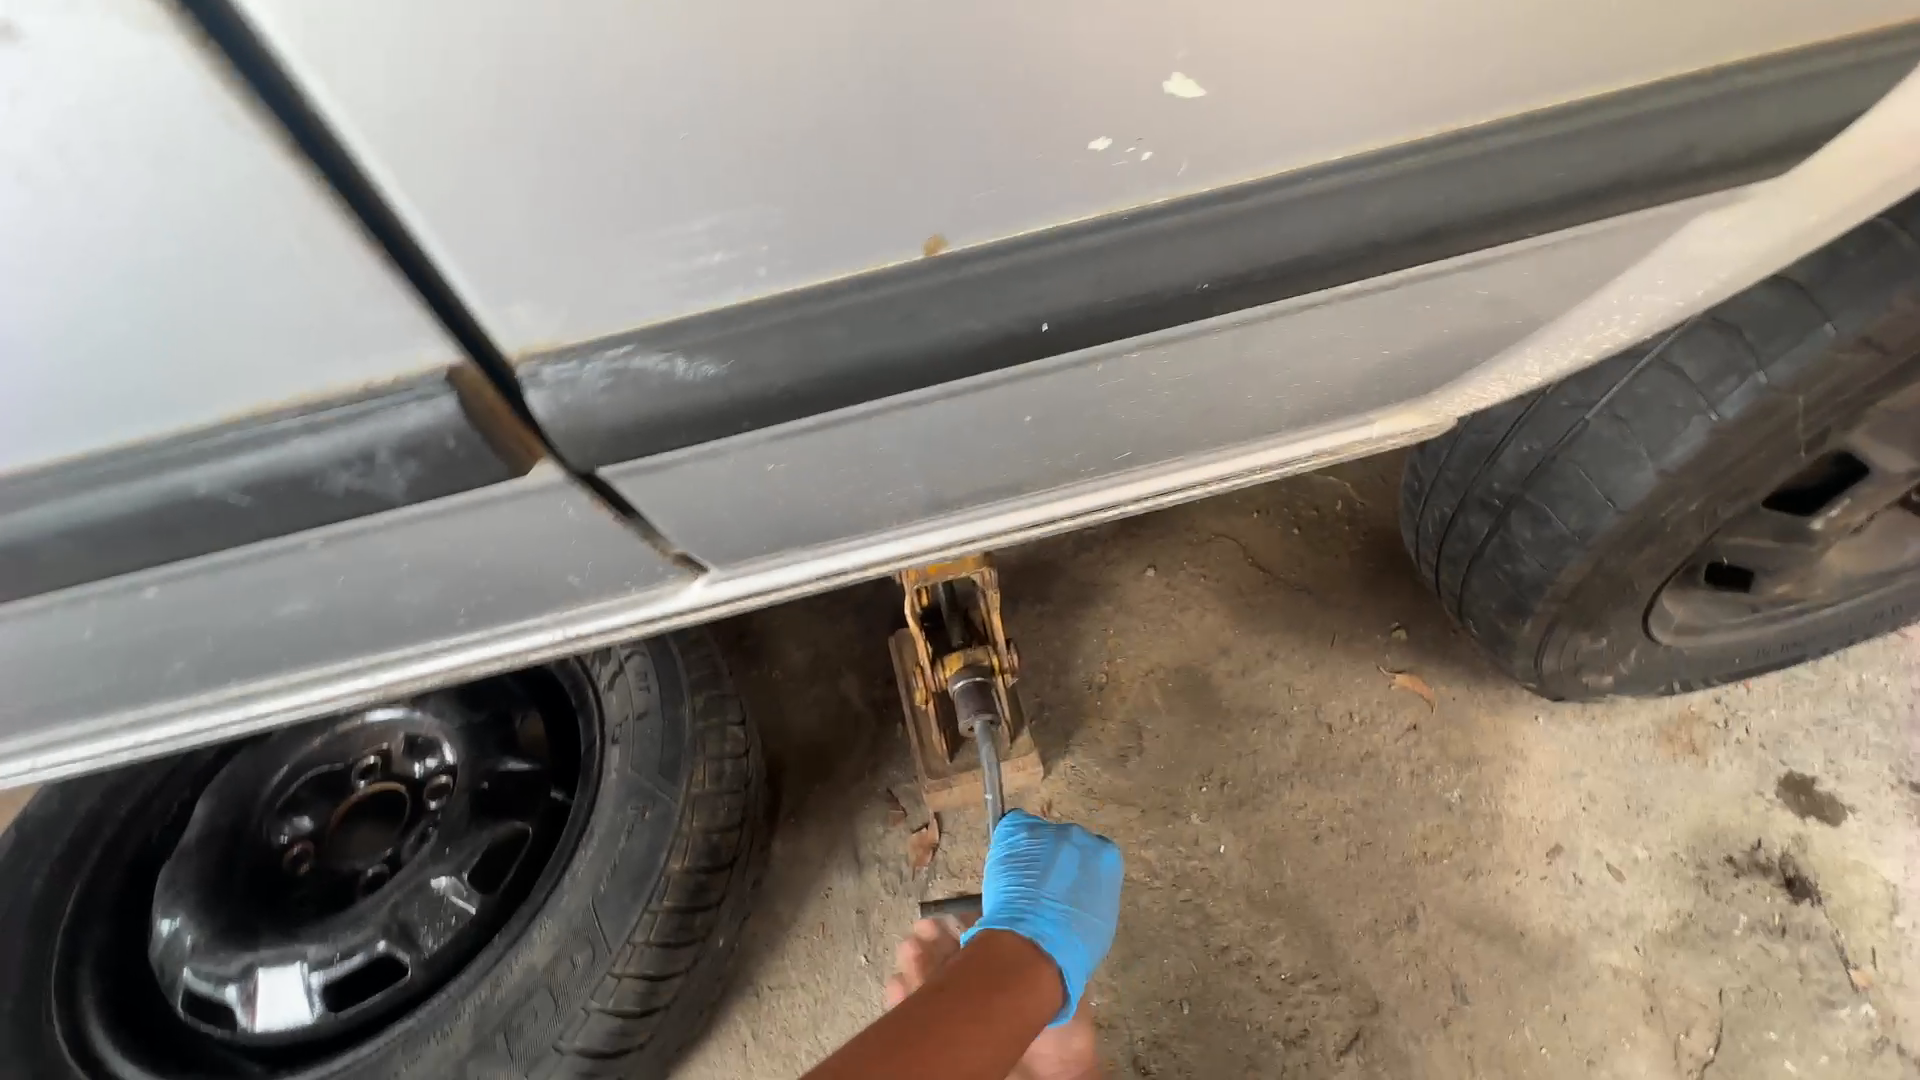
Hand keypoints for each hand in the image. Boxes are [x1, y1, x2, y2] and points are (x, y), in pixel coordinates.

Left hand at [963, 810, 1122, 1024]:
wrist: (1035, 942)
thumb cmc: (1074, 945)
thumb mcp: (1100, 921)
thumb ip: (1093, 896)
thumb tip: (1079, 895)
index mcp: (1107, 857)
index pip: (1095, 855)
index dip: (1079, 872)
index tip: (1069, 888)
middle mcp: (1079, 835)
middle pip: (1067, 843)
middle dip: (1056, 862)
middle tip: (1043, 889)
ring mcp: (1047, 829)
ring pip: (1038, 837)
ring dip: (1031, 855)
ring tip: (1019, 886)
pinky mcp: (1016, 829)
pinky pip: (1013, 828)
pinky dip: (1008, 844)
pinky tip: (1006, 868)